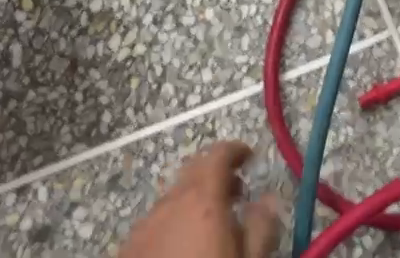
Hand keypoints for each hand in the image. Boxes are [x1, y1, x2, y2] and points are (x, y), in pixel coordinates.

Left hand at [119, 142, 281, 257]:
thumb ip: (262, 229)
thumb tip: (269, 199)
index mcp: (204, 200)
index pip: (218, 155)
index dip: (236, 150)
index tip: (250, 157)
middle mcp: (172, 202)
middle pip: (194, 170)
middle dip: (217, 173)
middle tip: (237, 192)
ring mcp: (147, 223)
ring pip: (174, 196)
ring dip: (195, 199)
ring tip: (213, 225)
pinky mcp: (130, 245)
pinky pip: (157, 219)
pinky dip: (175, 220)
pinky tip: (183, 249)